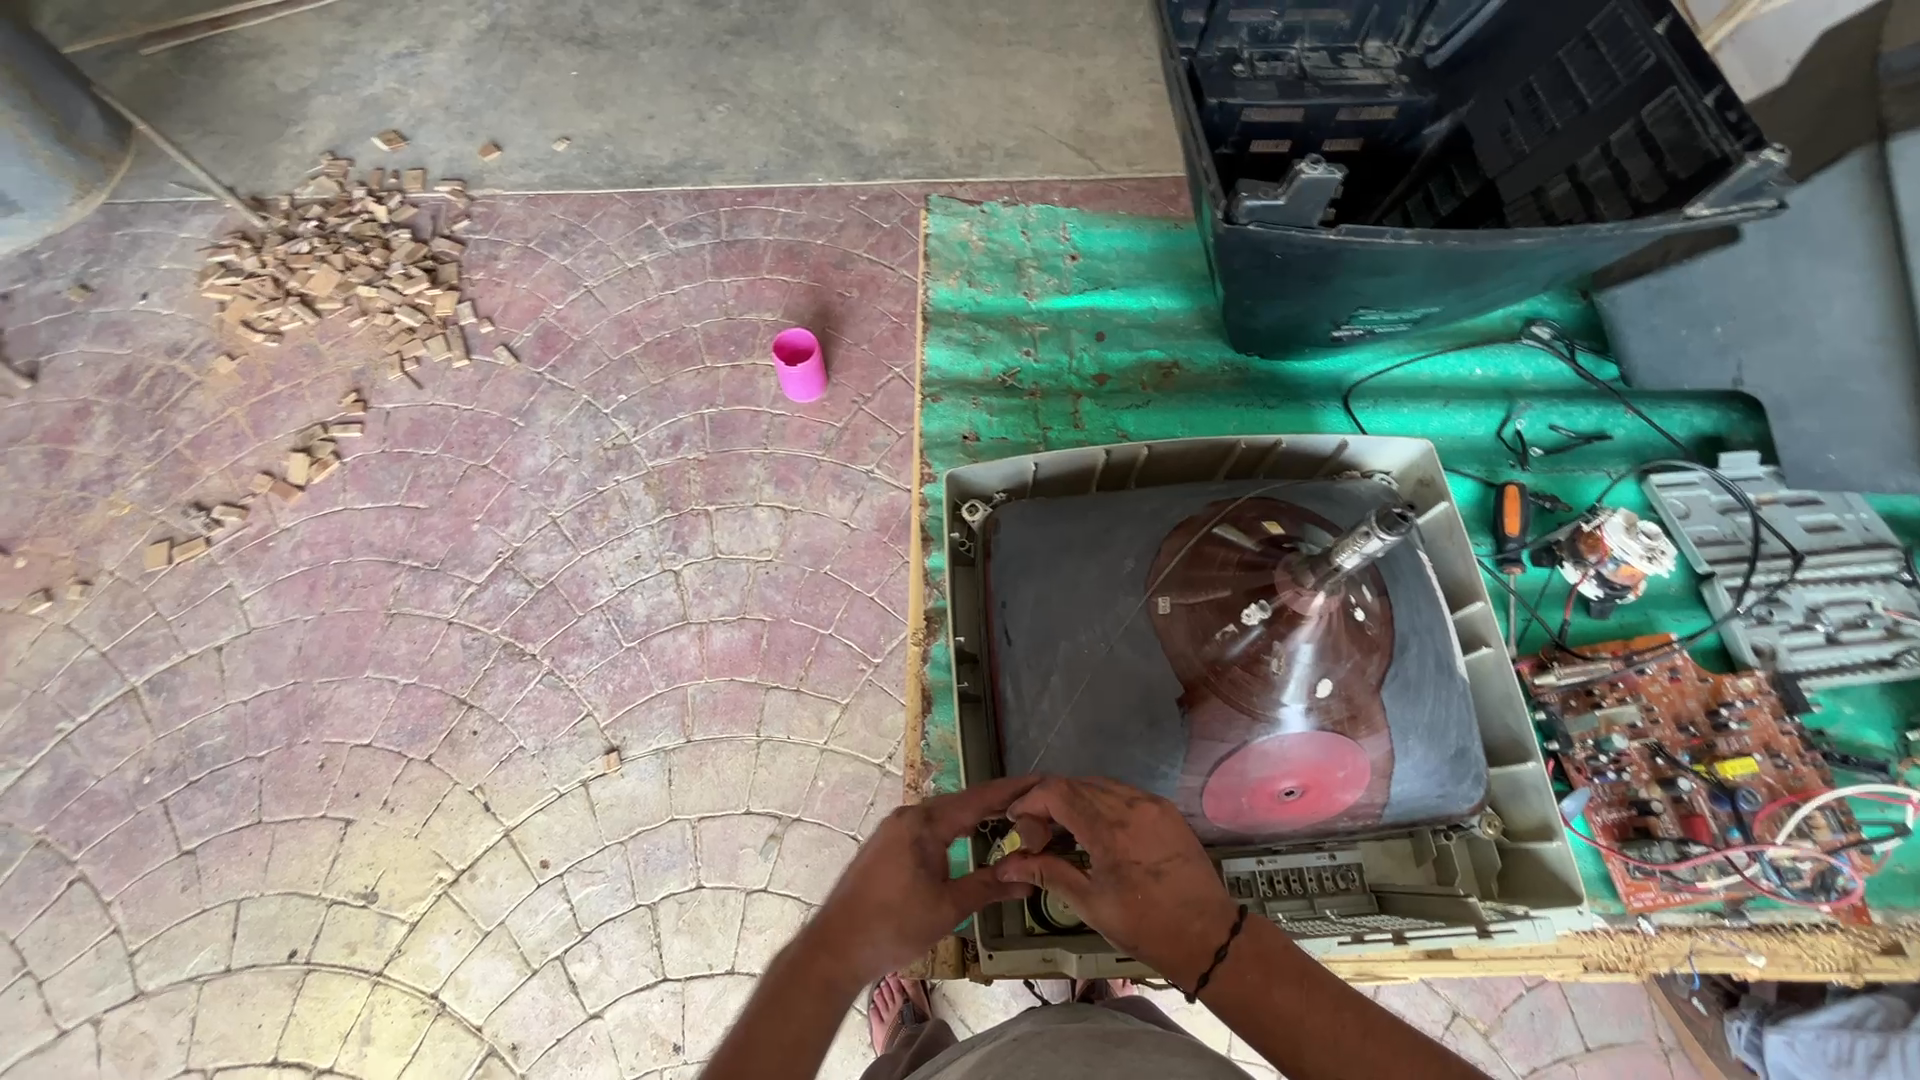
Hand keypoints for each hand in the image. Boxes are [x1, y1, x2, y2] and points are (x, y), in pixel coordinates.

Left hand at [794, 774, 1041, 987]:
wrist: (835, 948)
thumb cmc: (893, 926)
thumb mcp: (948, 908)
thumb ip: (988, 887)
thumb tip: (1028, 880)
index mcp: (924, 822)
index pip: (978, 799)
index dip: (1011, 790)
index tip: (1041, 780)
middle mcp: (909, 815)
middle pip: (962, 803)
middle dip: (998, 803)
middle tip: (1035, 802)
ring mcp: (895, 828)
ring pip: (945, 815)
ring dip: (976, 816)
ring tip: (1011, 818)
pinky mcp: (888, 844)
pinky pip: (931, 827)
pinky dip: (956, 829)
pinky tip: (971, 838)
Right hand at [995, 776, 1241, 989]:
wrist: (1211, 937)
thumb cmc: (1148, 928)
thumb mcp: (1091, 905)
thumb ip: (1048, 874)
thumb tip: (1006, 867)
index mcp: (1110, 828)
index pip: (1057, 791)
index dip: (1030, 801)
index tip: (1016, 823)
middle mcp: (1131, 804)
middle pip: (1075, 783)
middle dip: (1047, 801)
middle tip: (1035, 833)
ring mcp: (1151, 803)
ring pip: (1098, 784)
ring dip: (1072, 799)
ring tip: (1060, 831)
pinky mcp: (1165, 809)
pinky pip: (1121, 792)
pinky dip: (1098, 802)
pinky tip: (1091, 828)